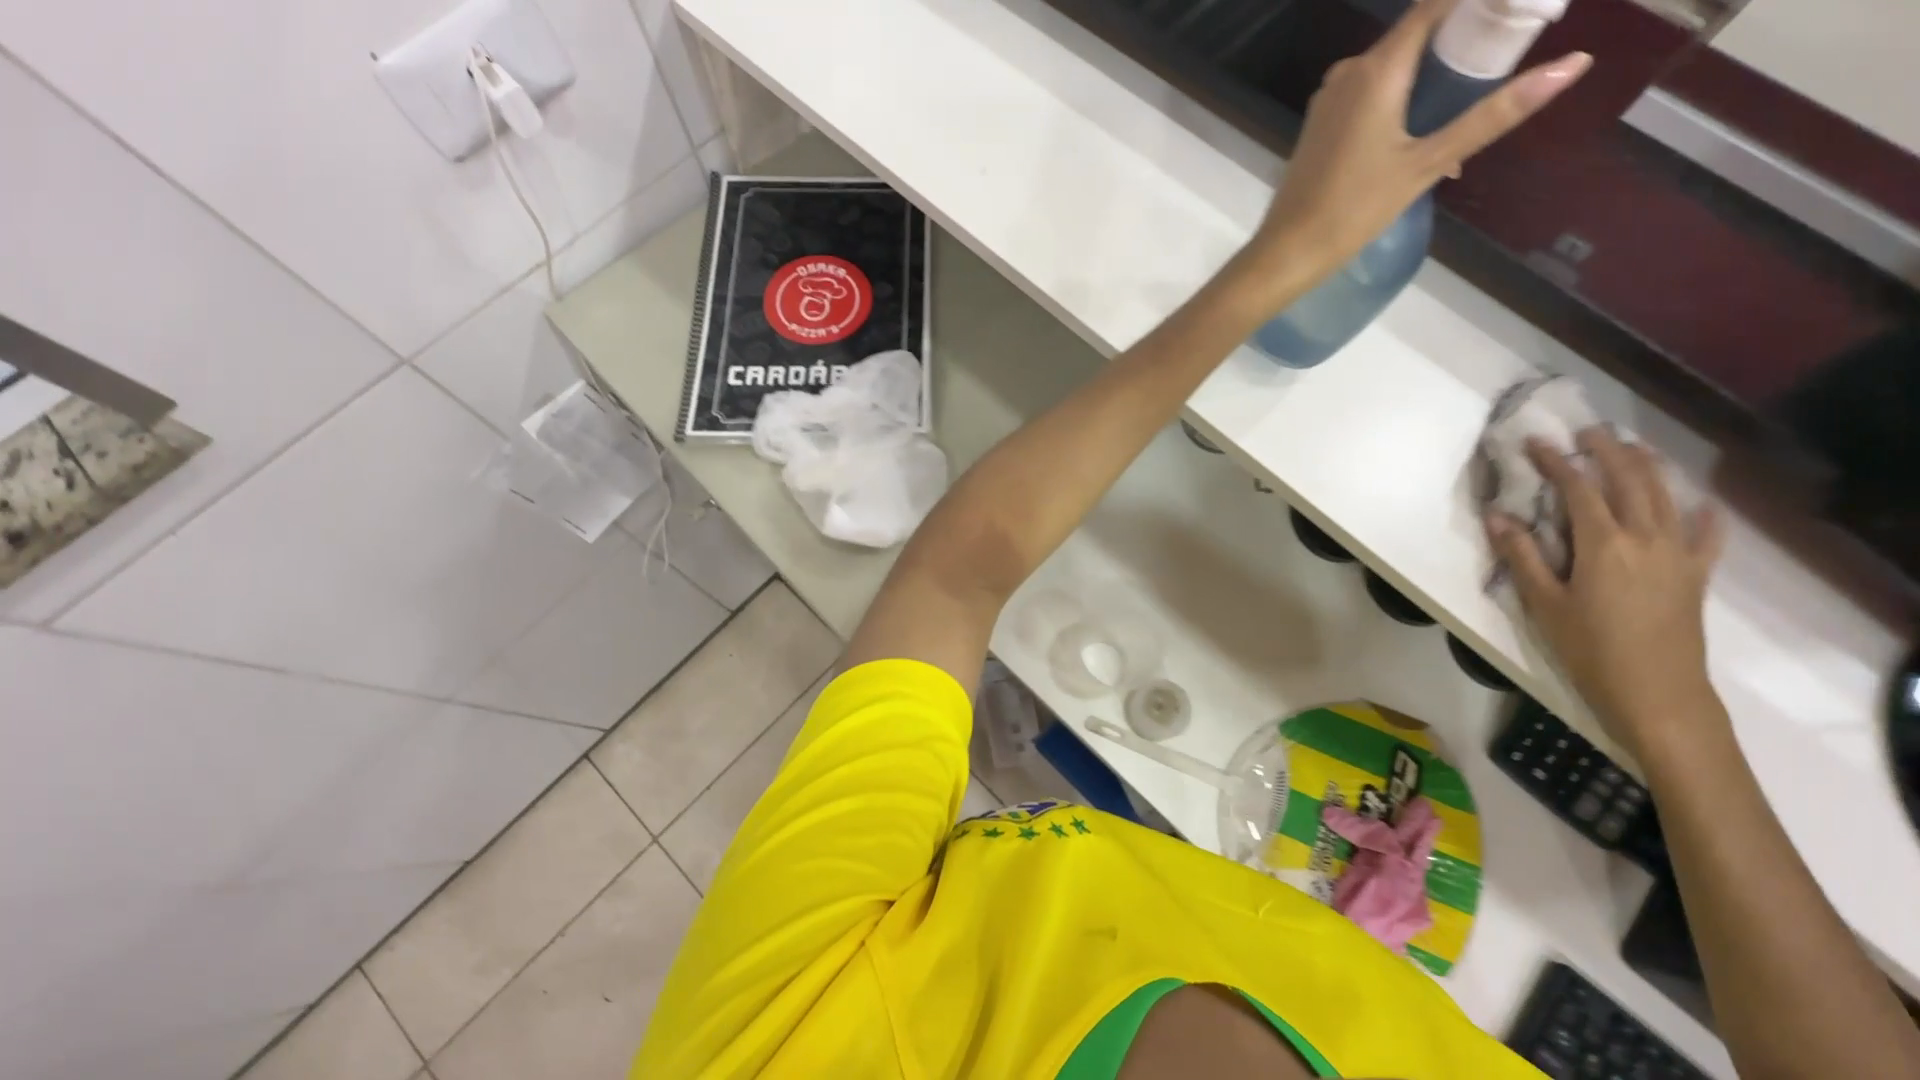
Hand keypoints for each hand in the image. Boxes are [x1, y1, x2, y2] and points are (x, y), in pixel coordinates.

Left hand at [1245, 0, 1589, 292]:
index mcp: (1376, 70)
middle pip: (1418, 34)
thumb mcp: (1429, 162)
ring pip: (1395, 68)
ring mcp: (1331, 97)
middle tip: (1512, 52)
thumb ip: (1494, 114)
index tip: (1517, 6)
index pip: (1435, 6)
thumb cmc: (1355, 208)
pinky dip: (1406, 101)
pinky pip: (1373, 95)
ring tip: (1479, 99)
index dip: (1476, 0)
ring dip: (1435, 78)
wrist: (1288, 250)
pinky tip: (1432, 135)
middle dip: (1465, 38)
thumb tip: (1572, 65)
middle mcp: (1349, 71)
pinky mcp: (1322, 122)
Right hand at [1487, 427, 1725, 758]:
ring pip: (1665, 496)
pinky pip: (1706, 537)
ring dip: (1648, 467)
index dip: (1556, 462)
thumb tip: (1497, 516)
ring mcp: (1677, 554)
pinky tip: (1703, 504)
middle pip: (1629, 480)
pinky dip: (1705, 515)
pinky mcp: (1696, 576)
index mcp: (1604, 543)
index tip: (1536, 442)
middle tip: (1588, 432)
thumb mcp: (1544, 605)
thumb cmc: (1590, 651)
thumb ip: (1522, 557)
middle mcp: (1645, 537)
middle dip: (1608, 451)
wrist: (1658, 695)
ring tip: (1632, 448)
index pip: (1578, 488)